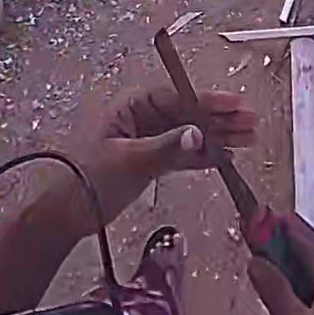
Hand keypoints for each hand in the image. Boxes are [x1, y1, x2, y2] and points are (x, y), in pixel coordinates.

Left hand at [36, 86, 256, 233]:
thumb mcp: (130, 160)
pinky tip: (225, 158)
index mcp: (133, 105)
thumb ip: (167, 146)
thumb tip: (201, 134)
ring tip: (248, 139)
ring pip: (190, 133)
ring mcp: (148, 139)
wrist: (63, 217)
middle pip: (188, 113)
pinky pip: (183, 153)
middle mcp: (143, 117)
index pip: (177, 97)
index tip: (235, 103)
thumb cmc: (88, 179)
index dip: (208, 101)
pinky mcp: (151, 161)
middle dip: (219, 118)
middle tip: (251, 122)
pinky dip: (203, 156)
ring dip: (217, 136)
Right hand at [247, 213, 313, 314]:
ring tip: (273, 299)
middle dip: (271, 251)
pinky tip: (285, 308)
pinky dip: (288, 283)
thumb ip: (276, 291)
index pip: (292, 226)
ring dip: (278, 270)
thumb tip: (255, 263)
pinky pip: (303, 273)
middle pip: (295, 238)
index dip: (266, 224)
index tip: (245, 225)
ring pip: (297, 258)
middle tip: (255, 268)